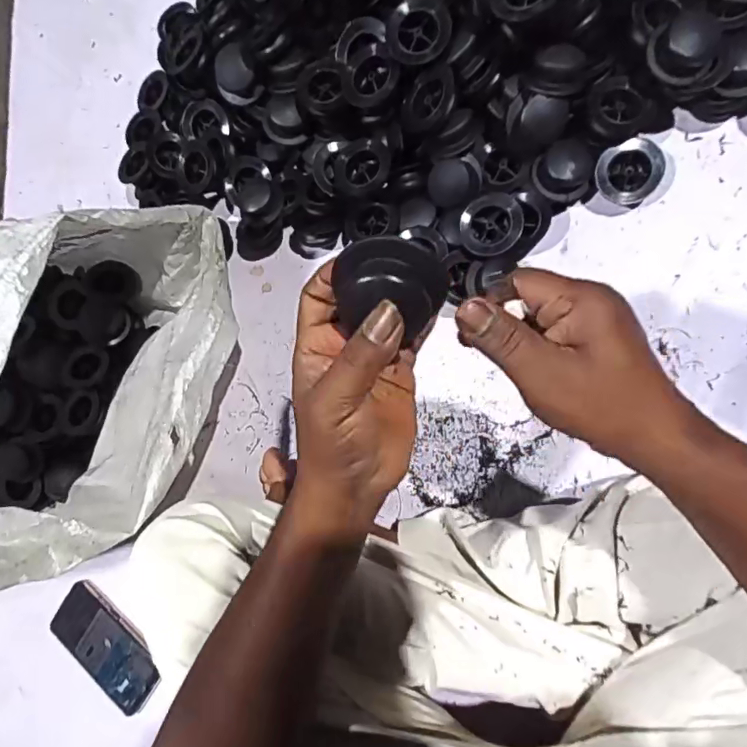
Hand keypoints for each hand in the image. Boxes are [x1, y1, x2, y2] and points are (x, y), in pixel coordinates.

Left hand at [268, 260, 417, 540]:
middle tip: (396, 267)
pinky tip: (429, 310)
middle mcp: (344, 350)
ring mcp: (373, 361)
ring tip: (417, 281)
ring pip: (386, 318)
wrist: (356, 486)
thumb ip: (361, 356)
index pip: (317, 298)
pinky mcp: (399, 375)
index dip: (330, 275)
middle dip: (371, 282)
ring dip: (399, 301)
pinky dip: (420, 325)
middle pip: (355, 302)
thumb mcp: (336, 398)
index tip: (354, 260)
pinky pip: (409, 341)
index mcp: (316, 350)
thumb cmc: (330, 451)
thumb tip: (385, 313)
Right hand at [455, 268, 701, 470]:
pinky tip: (547, 377)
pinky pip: (558, 335)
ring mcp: (599, 320)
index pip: (515, 281)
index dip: (487, 305)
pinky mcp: (600, 339)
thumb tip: (469, 309)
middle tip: (503, 362)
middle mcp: (593, 301)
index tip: (472, 333)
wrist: (651, 435)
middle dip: (506, 329)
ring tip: (532, 375)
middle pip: (528, 299)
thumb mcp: (538, 372)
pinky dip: (544, 353)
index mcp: (580, 298)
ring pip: (541, 320)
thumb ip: (500, 338)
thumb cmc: (607, 407)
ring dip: (525, 345)